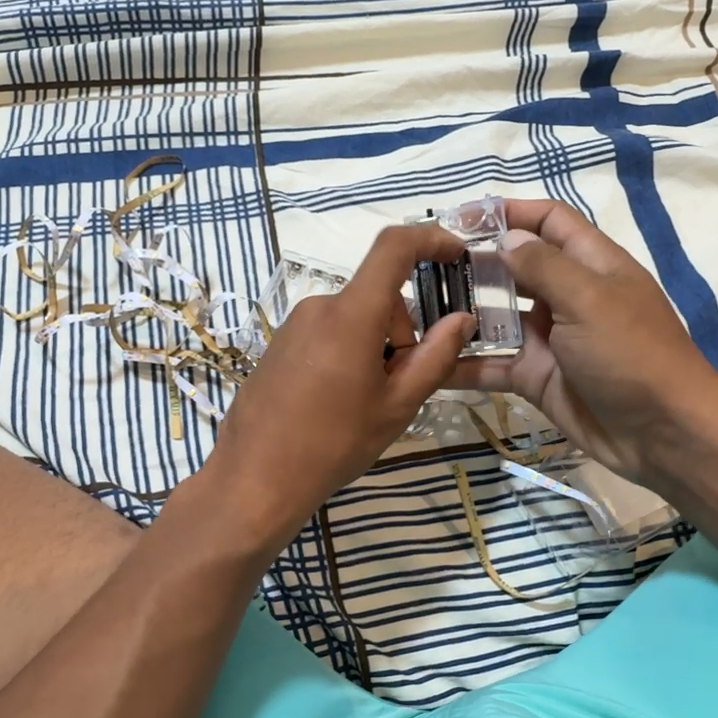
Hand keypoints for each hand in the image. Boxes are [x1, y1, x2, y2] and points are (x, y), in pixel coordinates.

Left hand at [204, 224, 477, 539]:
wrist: (254, 478)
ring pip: (354, 318)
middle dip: (401, 332)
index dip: (430, 239)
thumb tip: (462, 319)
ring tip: (365, 403)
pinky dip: (347, 353)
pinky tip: (336, 403)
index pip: (394, 248)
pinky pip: (328, 333)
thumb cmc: (333, 445)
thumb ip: (435, 357)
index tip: (456, 254)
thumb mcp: (396, 406)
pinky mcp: (278, 344)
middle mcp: (319, 307)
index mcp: (351, 315)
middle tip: (400, 387)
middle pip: (378, 298)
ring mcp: (293, 325)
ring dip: (374, 347)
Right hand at [450, 199, 717, 486]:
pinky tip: (428, 363)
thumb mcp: (589, 300)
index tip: (461, 217)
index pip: (549, 221)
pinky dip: (463, 366)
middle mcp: (568, 296)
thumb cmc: (631, 354)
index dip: (510, 213)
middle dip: (475, 263)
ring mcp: (550, 339)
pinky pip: (492, 366)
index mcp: (592, 264)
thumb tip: (505, 238)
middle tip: (425, 266)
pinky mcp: (536, 377)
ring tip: (416, 311)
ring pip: (497, 318)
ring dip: (462, 313)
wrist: (662, 433)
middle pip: (516, 268)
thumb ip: (544, 266)